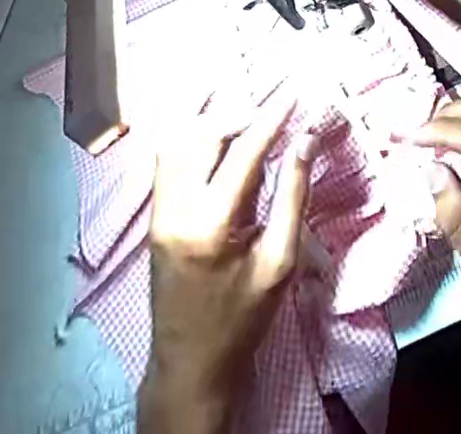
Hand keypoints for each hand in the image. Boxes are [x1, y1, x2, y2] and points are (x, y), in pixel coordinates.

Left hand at [142, 94, 312, 433]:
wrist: (190, 366)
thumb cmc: (244, 317)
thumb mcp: (280, 261)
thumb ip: (294, 196)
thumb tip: (305, 141)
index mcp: (210, 225)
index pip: (244, 153)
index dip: (271, 119)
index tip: (292, 94)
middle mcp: (175, 211)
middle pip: (204, 138)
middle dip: (240, 115)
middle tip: (272, 109)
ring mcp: (158, 214)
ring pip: (179, 145)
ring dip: (215, 124)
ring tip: (248, 118)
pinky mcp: (155, 219)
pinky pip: (169, 163)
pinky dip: (193, 140)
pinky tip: (217, 137)